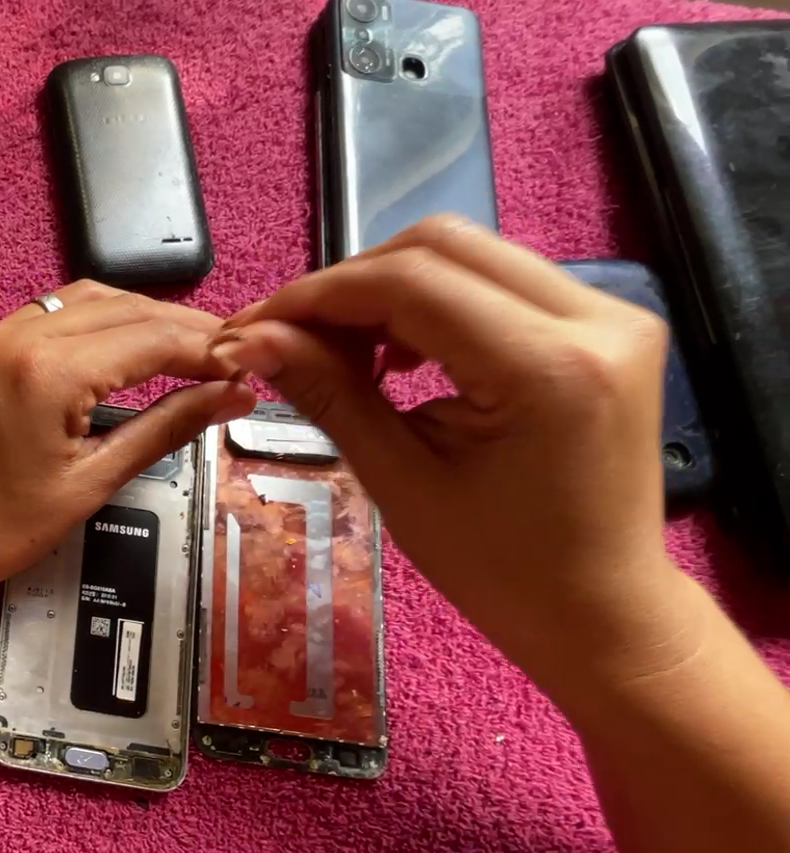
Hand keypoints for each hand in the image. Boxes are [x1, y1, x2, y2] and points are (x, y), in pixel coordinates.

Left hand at [0, 280, 255, 605]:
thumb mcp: (91, 482)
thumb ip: (164, 429)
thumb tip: (231, 396)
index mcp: (47, 371)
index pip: (152, 336)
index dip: (209, 349)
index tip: (248, 368)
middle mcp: (16, 337)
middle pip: (124, 307)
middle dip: (181, 328)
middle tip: (227, 357)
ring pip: (85, 302)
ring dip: (138, 319)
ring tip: (183, 352)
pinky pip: (47, 316)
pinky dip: (93, 325)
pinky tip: (121, 351)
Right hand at [209, 216, 689, 685]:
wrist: (592, 602)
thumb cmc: (490, 561)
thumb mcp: (394, 476)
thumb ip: (325, 391)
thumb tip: (249, 341)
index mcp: (546, 366)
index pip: (409, 284)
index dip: (314, 297)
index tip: (249, 328)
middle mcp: (595, 316)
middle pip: (439, 245)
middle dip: (342, 285)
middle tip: (281, 335)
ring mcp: (607, 313)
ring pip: (464, 254)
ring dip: (378, 290)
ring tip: (328, 348)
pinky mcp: (598, 325)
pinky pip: (490, 281)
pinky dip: (420, 303)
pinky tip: (388, 353)